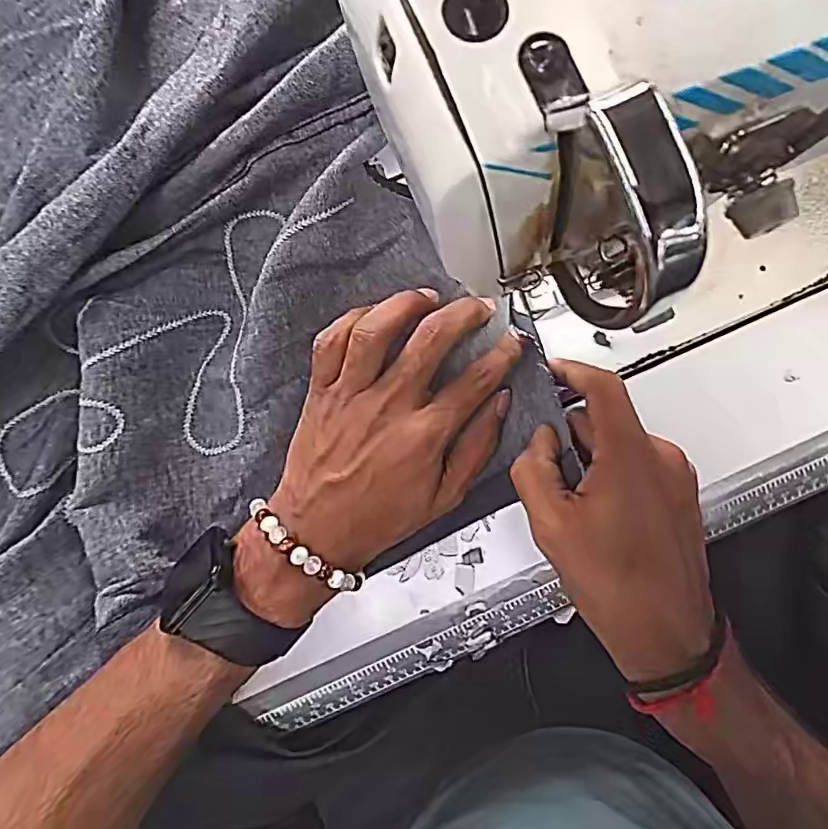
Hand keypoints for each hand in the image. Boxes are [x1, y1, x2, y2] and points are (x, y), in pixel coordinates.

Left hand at [233, 288, 522, 626]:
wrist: (317, 530)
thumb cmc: (377, 517)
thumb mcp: (444, 497)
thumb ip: (477, 447)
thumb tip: (498, 405)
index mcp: (423, 435)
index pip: (475, 379)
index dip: (502, 354)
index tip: (511, 342)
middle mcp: (388, 407)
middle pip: (431, 340)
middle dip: (464, 314)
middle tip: (479, 308)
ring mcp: (351, 395)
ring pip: (377, 330)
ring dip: (406, 305)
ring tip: (428, 298)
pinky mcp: (323, 392)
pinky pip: (331, 342)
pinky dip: (353, 319)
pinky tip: (374, 313)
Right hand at [510, 358, 713, 683]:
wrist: (667, 632)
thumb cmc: (623, 590)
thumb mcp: (551, 526)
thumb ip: (534, 469)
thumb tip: (536, 444)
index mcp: (630, 456)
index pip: (603, 386)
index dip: (573, 370)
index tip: (555, 369)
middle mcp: (660, 459)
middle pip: (604, 420)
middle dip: (570, 438)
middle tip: (550, 471)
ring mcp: (674, 477)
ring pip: (619, 444)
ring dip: (591, 461)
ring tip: (578, 508)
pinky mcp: (678, 494)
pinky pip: (637, 465)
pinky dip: (612, 476)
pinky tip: (599, 516)